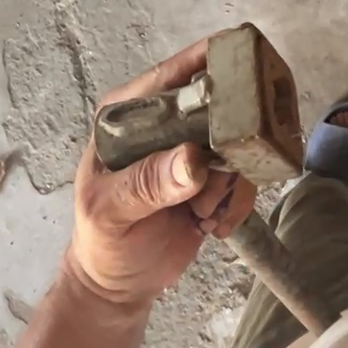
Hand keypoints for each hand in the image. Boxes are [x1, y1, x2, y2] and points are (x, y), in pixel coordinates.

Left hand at [64, 38, 258, 308]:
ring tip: (201, 213)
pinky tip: (211, 225)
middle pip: (218, 105)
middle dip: (227, 141)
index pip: (171, 75)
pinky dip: (236, 203)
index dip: (207, 61)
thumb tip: (193, 160)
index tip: (243, 61)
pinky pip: (244, 177)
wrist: (118, 286)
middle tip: (220, 174)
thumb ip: (147, 184)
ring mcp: (194, 149)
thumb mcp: (111, 211)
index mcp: (130, 114)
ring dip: (227, 183)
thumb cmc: (102, 240)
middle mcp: (166, 123)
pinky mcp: (215, 177)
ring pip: (238, 144)